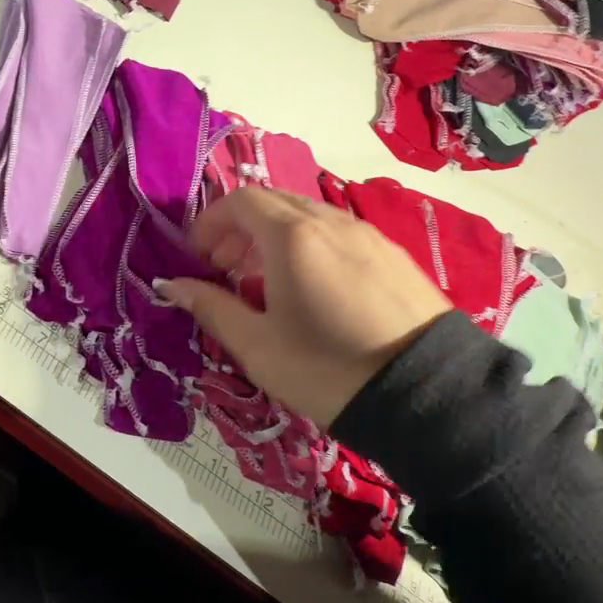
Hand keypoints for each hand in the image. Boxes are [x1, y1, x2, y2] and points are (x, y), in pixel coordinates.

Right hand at [156, 187, 451, 428]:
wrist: (432, 400)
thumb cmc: (328, 369)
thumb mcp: (257, 345)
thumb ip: (210, 306)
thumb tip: (170, 284)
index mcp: (292, 236)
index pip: (239, 202)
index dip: (209, 222)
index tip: (197, 257)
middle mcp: (330, 222)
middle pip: (272, 203)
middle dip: (238, 228)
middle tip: (223, 268)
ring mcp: (368, 236)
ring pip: (307, 216)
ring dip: (272, 236)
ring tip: (263, 281)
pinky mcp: (395, 257)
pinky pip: (338, 234)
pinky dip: (309, 246)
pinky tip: (310, 290)